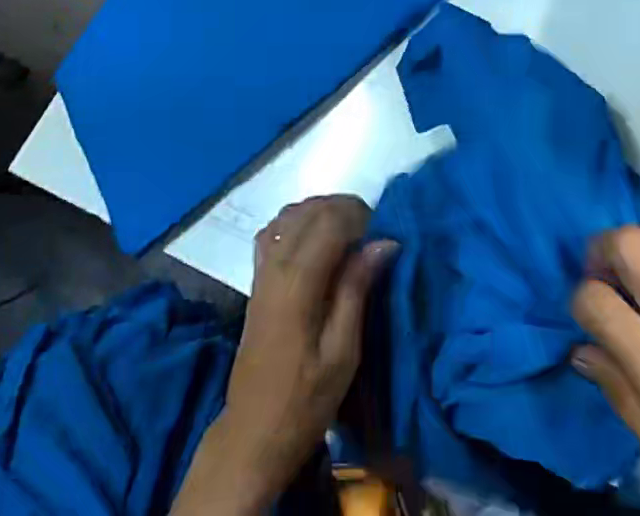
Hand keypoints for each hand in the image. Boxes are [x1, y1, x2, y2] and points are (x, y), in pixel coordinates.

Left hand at [170, 196, 396, 515]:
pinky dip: (298, 222)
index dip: (360, 216)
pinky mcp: (256, 278)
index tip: (385, 234)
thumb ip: (357, 289)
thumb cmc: (306, 398)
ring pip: (290, 214)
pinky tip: (317, 242)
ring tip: (351, 234)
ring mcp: (261, 269)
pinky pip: (274, 230)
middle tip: (373, 234)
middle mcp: (274, 263)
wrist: (254, 429)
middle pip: (309, 210)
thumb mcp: (343, 352)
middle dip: (344, 210)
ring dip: (322, 212)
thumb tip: (384, 241)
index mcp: (297, 280)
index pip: (329, 220)